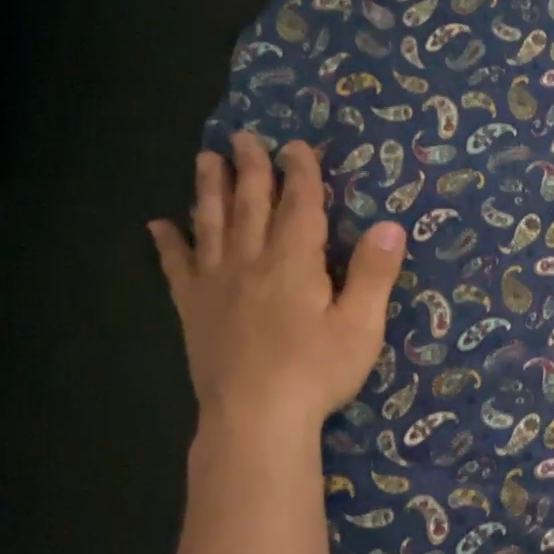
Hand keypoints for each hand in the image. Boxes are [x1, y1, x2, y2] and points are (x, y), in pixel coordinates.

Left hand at [150, 134, 403, 433]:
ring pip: (211, 225)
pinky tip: (161, 225)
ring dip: (209, 190)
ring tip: (206, 160)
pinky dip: (169, 242)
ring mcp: (215, 285)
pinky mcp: (194, 309)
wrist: (256, 415)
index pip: (300, 208)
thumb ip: (373, 274)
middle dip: (249, 170)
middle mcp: (250, 264)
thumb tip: (391, 226)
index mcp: (294, 265)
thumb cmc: (319, 369)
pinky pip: (177, 266)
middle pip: (249, 207)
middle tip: (244, 138)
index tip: (296, 145)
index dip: (300, 175)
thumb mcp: (362, 324)